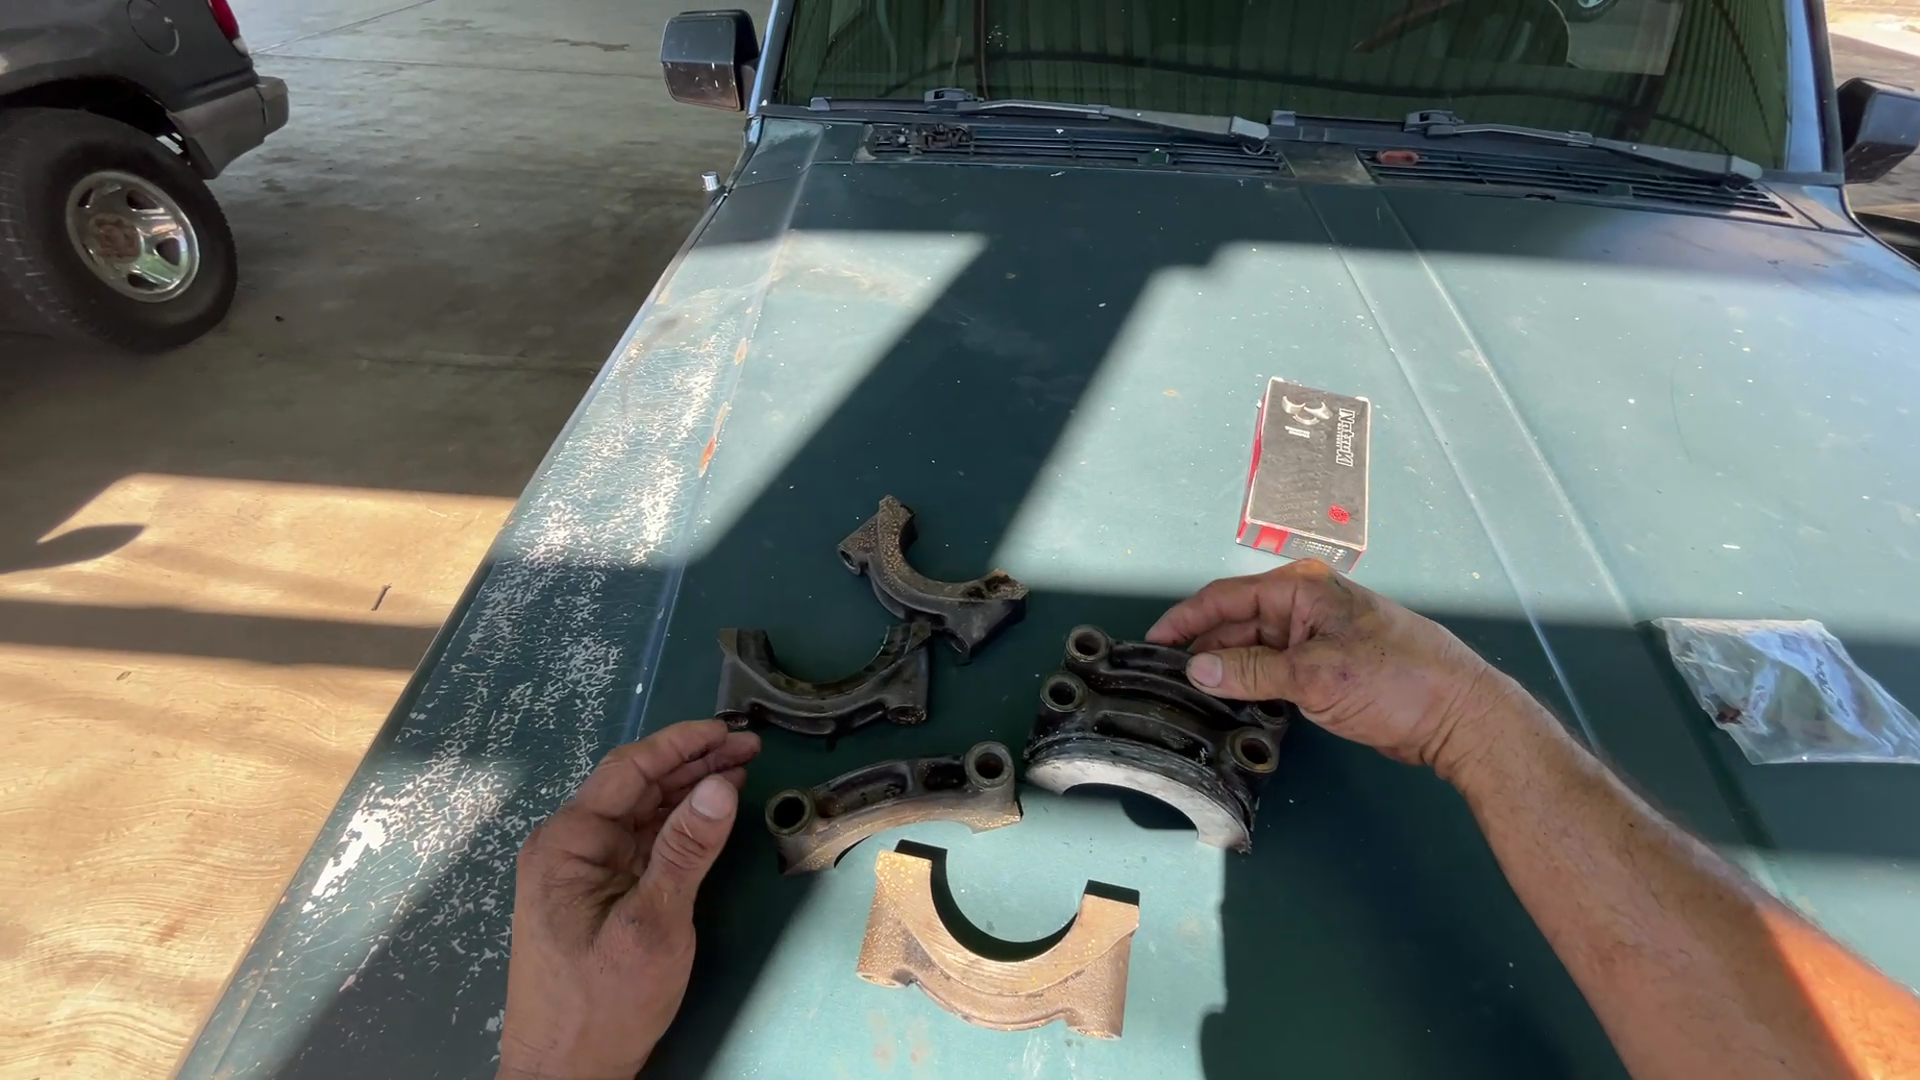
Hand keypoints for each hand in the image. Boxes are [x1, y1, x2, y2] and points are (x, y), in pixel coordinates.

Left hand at [498, 720, 760, 1079]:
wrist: (568, 1079)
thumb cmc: (604, 1003)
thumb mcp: (653, 924)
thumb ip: (686, 850)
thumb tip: (721, 783)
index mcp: (568, 842)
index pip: (629, 770)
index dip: (681, 744)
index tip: (728, 730)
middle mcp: (573, 844)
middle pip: (640, 783)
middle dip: (695, 761)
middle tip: (750, 747)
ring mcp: (588, 867)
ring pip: (647, 806)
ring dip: (693, 786)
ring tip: (742, 766)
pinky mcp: (606, 887)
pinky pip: (648, 836)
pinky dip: (684, 818)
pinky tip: (714, 805)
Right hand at [1146, 560, 1513, 774]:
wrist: (1462, 719)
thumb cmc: (1393, 681)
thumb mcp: (1314, 675)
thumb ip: (1249, 671)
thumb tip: (1194, 670)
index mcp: (1301, 591)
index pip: (1226, 597)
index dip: (1185, 619)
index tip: (1153, 641)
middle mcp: (1304, 608)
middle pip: (1237, 623)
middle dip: (1203, 647)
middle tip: (1166, 675)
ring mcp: (1314, 639)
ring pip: (1253, 649)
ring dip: (1225, 668)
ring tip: (1189, 691)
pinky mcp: (1324, 669)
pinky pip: (1272, 670)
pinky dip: (1249, 682)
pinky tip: (1228, 700)